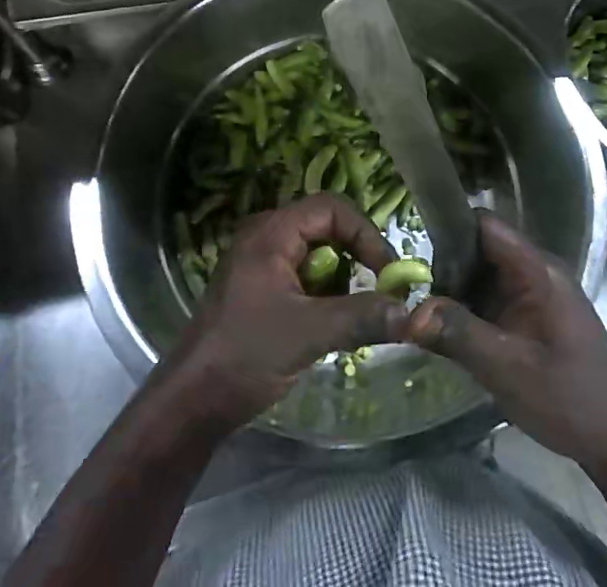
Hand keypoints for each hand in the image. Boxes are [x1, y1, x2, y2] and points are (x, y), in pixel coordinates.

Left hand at [160, 194, 407, 430]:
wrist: (194, 398)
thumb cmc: (246, 353)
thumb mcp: (310, 332)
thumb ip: (362, 316)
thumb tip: (412, 313)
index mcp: (271, 232)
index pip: (331, 208)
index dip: (365, 233)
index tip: (387, 271)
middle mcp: (265, 236)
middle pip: (326, 227)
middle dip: (357, 256)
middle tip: (379, 290)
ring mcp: (260, 262)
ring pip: (317, 254)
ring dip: (343, 279)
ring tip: (356, 312)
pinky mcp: (261, 288)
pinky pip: (304, 276)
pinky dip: (325, 294)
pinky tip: (333, 324)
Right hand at [404, 214, 606, 471]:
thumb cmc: (568, 400)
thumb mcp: (507, 369)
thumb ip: (458, 334)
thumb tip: (407, 313)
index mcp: (539, 272)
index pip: (486, 226)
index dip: (450, 229)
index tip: (414, 252)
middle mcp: (536, 273)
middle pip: (480, 248)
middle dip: (444, 265)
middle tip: (409, 290)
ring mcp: (535, 294)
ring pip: (482, 274)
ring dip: (453, 289)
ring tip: (419, 309)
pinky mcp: (531, 316)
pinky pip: (491, 298)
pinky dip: (467, 308)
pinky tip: (444, 329)